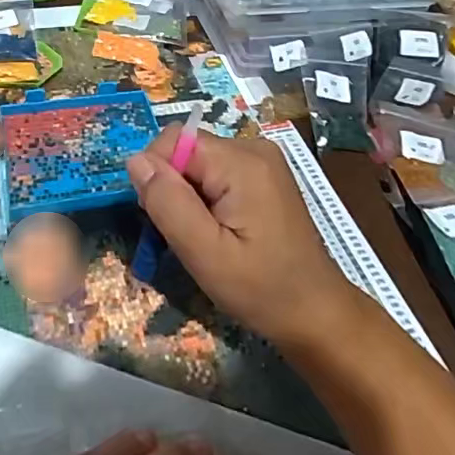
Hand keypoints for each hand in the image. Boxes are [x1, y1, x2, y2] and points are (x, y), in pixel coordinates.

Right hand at [127, 128, 359, 349]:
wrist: (318, 315)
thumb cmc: (263, 289)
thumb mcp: (205, 254)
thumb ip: (168, 203)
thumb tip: (135, 160)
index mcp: (241, 161)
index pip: (173, 139)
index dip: (157, 175)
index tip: (164, 219)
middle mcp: (253, 147)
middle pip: (186, 150)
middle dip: (173, 187)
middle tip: (185, 235)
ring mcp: (262, 160)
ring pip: (198, 162)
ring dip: (188, 195)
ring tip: (204, 237)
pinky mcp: (264, 176)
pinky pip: (217, 172)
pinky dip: (206, 198)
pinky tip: (220, 230)